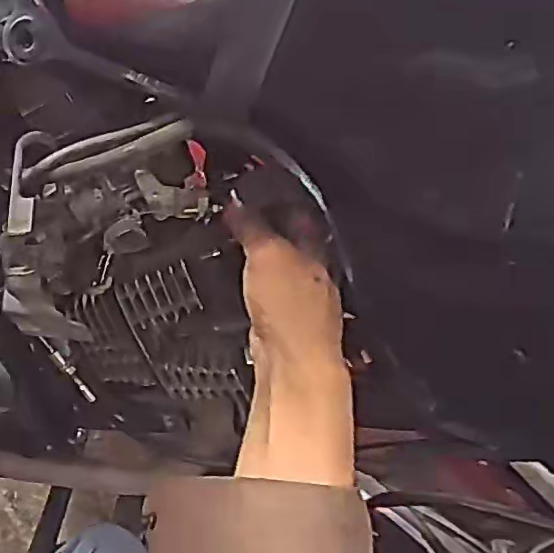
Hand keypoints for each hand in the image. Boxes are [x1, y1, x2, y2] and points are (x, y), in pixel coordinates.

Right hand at [223, 192, 342, 366]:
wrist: (290, 360)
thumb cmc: (292, 312)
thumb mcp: (266, 255)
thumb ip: (252, 228)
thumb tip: (238, 204)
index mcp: (316, 252)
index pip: (299, 215)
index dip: (277, 200)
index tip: (254, 192)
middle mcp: (312, 274)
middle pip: (291, 240)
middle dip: (269, 226)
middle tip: (243, 215)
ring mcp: (298, 298)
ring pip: (279, 266)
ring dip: (260, 254)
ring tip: (238, 244)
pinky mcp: (280, 320)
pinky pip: (266, 291)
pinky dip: (253, 281)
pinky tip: (242, 283)